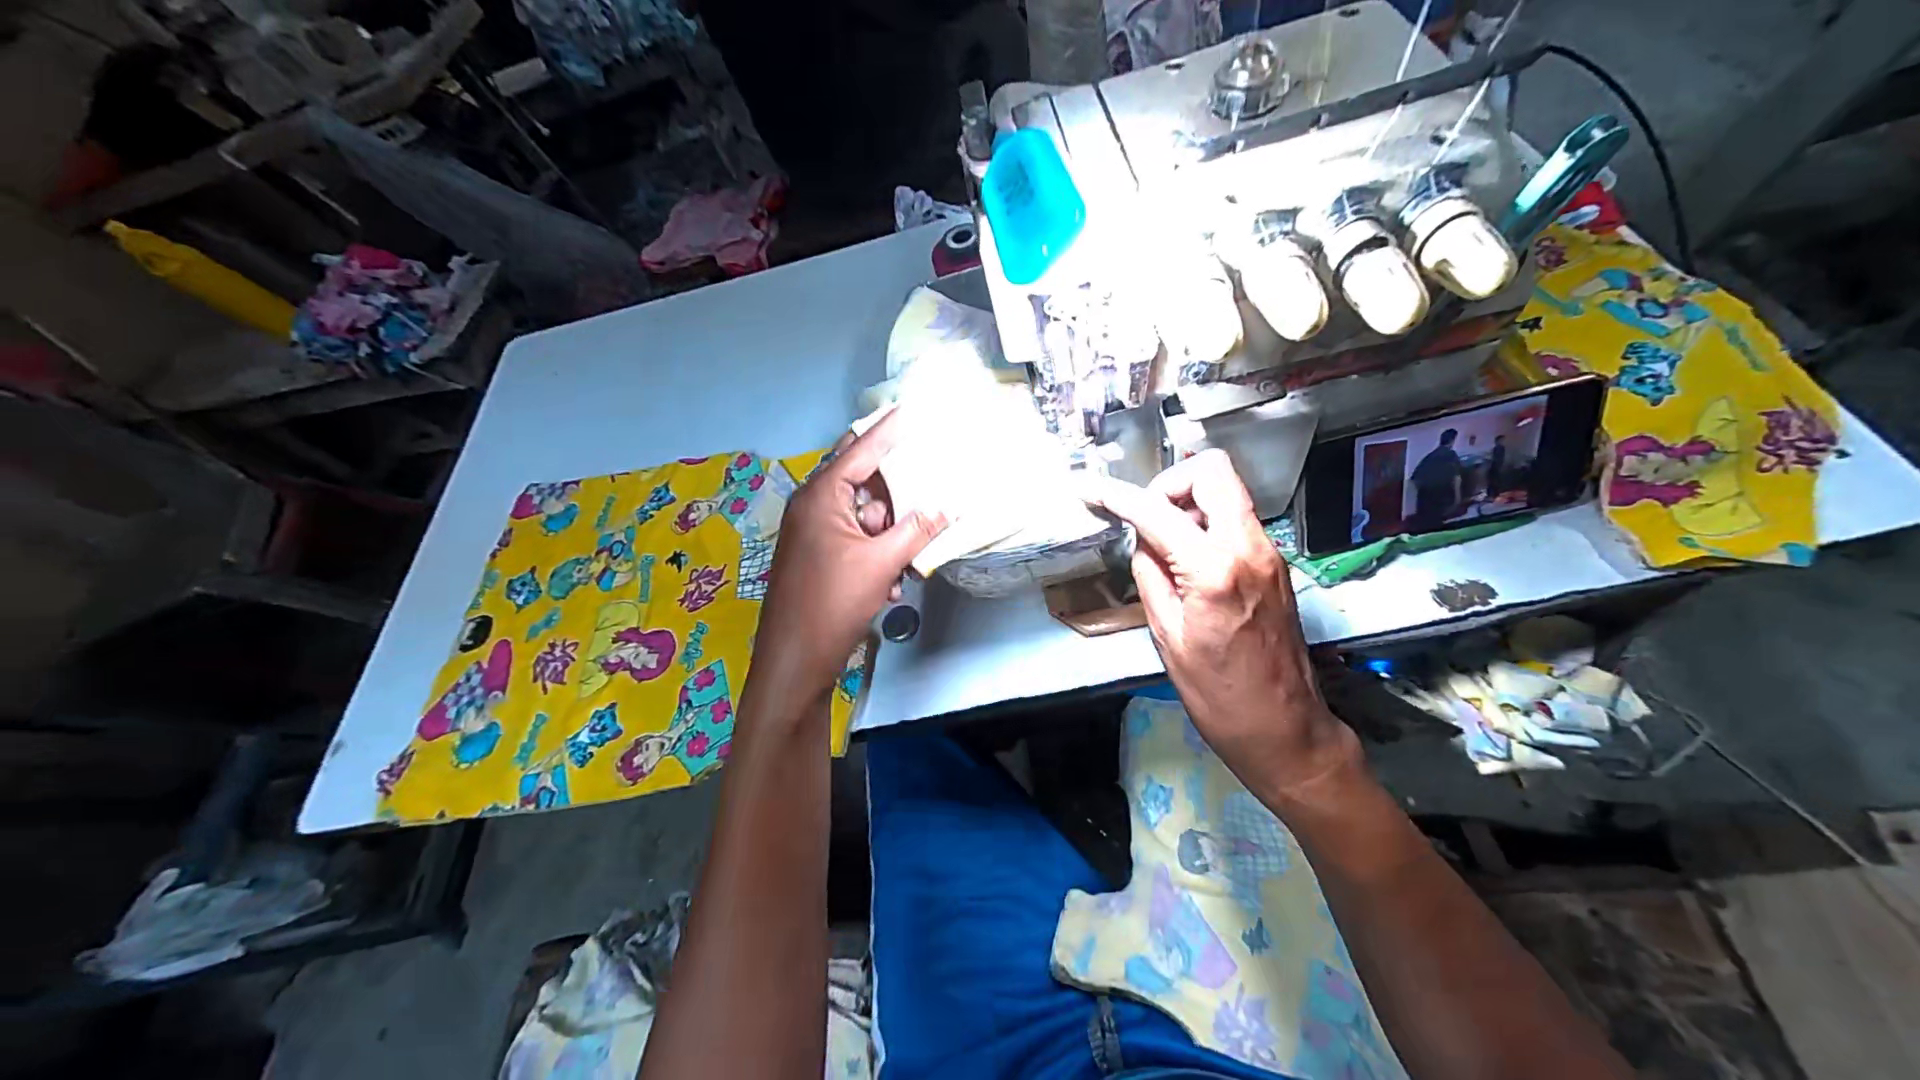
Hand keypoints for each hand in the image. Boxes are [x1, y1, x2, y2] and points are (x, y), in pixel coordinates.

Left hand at [752, 409, 945, 707]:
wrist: (794, 662)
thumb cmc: (832, 604)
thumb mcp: (882, 564)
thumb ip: (917, 530)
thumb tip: (947, 506)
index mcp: (822, 496)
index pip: (861, 449)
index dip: (890, 429)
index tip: (912, 407)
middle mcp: (814, 507)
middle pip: (866, 485)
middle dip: (897, 501)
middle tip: (928, 504)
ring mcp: (813, 534)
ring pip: (865, 519)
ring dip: (890, 539)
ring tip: (903, 567)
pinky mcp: (818, 558)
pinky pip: (856, 542)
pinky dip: (876, 557)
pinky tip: (888, 586)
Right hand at [1085, 450, 1357, 800]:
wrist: (1285, 729)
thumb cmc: (1219, 696)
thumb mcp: (1167, 636)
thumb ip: (1151, 575)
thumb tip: (1143, 539)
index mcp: (1215, 571)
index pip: (1158, 510)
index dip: (1117, 495)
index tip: (1091, 488)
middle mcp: (1250, 548)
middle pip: (1212, 470)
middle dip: (1170, 482)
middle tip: (1147, 516)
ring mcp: (1270, 553)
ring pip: (1227, 491)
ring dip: (1189, 502)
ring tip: (1165, 545)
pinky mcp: (1276, 564)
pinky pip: (1237, 520)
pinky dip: (1207, 523)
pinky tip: (1189, 561)